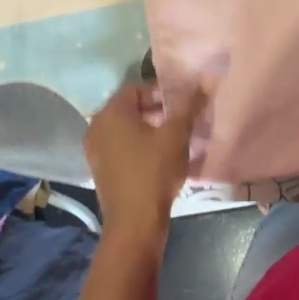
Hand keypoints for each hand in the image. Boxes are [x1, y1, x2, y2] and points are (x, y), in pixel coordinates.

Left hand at [82, 82, 207, 237]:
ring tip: (171, 139)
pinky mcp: (100, 168)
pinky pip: (119, 146)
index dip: (160, 92)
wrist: (135, 219)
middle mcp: (96, 126)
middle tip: (180, 120)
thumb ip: (188, 106)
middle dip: (155, 110)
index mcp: (111, 113)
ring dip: (147, 129)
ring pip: (123, 129)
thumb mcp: (177, 136)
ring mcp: (94, 149)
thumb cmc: (155, 171)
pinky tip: (156, 157)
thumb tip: (203, 80)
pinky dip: (137, 145)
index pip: (135, 89)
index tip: (182, 103)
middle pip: (128, 108)